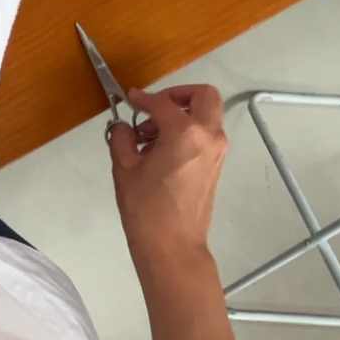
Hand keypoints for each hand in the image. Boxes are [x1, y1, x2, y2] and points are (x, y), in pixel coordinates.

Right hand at [108, 84, 227, 266]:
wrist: (172, 244)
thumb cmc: (146, 208)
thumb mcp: (125, 169)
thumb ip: (122, 139)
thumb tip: (124, 128)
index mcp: (185, 133)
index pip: (162, 104)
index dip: (142, 98)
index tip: (129, 99)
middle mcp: (208, 136)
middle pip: (202, 96)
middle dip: (177, 95)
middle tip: (153, 108)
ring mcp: (217, 151)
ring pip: (206, 115)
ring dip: (181, 114)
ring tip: (150, 136)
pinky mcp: (216, 165)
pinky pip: (205, 134)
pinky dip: (187, 131)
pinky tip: (161, 151)